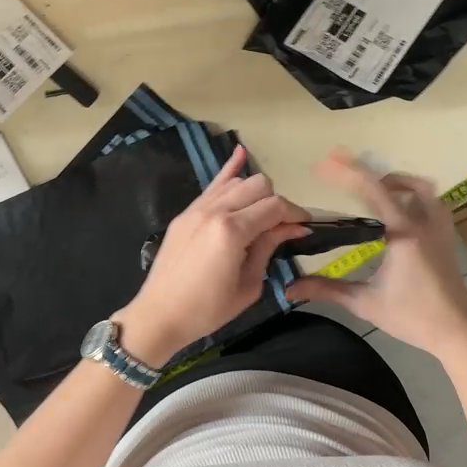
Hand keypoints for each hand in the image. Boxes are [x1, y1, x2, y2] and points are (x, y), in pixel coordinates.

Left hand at [117, 146, 309, 364]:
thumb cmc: (207, 310)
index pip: (275, 207)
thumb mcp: (248, 284)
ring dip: (255, 192)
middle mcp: (215, 210)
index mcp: (232, 231)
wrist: (160, 314)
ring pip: (236, 182)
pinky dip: (228, 170)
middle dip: (276, 202)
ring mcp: (197, 208)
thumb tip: (293, 228)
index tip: (306, 226)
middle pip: (258, 186)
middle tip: (282, 226)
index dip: (295, 214)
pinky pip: (212, 185)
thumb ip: (269, 248)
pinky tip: (240, 152)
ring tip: (262, 214)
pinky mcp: (186, 213)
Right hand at [289, 149, 466, 356]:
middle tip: (344, 172)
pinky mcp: (447, 240)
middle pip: (400, 182)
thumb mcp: (366, 303)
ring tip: (375, 188)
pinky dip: (415, 198)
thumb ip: (327, 290)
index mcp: (403, 233)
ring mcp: (440, 230)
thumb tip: (290, 288)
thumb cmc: (413, 317)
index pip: (373, 191)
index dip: (347, 173)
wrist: (460, 334)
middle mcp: (424, 224)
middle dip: (370, 173)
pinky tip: (400, 212)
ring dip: (398, 182)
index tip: (324, 162)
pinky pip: (433, 205)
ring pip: (424, 190)